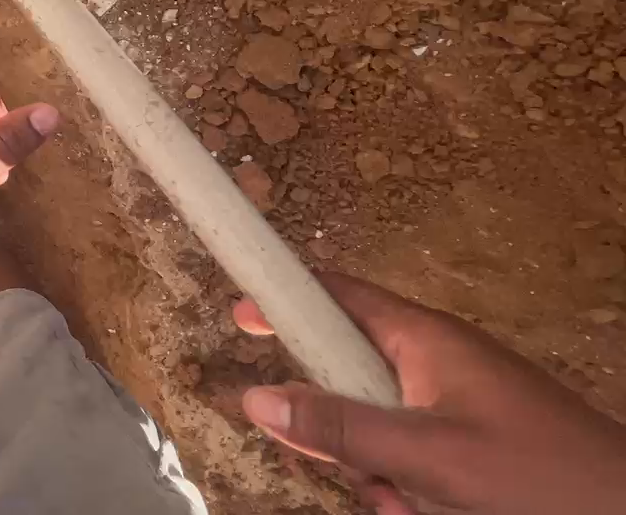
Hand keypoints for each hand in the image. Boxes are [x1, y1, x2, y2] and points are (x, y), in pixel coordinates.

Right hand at [236, 273, 625, 514]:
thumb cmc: (547, 480)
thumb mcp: (433, 457)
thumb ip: (340, 428)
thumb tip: (251, 399)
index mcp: (422, 338)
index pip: (331, 292)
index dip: (280, 298)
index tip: (239, 322)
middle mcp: (436, 362)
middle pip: (345, 371)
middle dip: (335, 421)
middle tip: (337, 460)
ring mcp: (461, 404)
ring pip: (378, 422)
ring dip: (374, 466)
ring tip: (406, 506)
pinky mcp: (482, 443)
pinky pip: (414, 451)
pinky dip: (408, 483)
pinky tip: (428, 512)